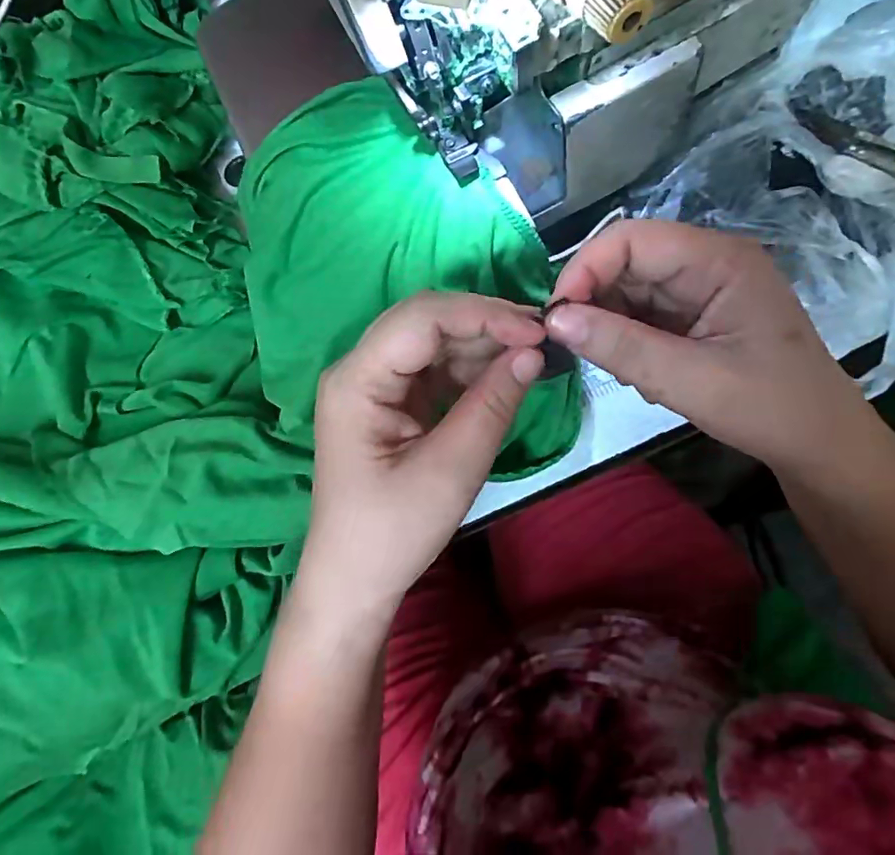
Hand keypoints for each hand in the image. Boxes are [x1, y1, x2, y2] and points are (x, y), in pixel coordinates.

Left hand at [302, 292, 546, 618]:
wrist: (354, 581)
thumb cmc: (394, 532)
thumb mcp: (451, 470)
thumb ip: (491, 404)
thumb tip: (533, 352)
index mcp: (356, 380)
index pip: (421, 319)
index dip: (482, 314)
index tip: (536, 330)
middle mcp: (358, 368)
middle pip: (424, 321)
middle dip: (484, 322)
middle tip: (540, 336)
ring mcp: (372, 383)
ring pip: (431, 340)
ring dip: (481, 342)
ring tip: (532, 352)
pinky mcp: (389, 401)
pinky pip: (433, 366)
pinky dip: (470, 366)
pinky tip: (505, 371)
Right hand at [545, 219, 876, 471]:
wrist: (821, 446)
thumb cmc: (770, 409)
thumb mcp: (692, 381)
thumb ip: (621, 348)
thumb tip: (553, 320)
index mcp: (718, 260)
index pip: (630, 239)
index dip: (585, 269)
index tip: (557, 317)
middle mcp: (706, 262)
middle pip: (625, 260)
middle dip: (593, 300)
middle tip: (571, 346)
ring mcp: (700, 288)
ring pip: (628, 287)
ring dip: (607, 322)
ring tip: (612, 365)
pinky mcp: (694, 313)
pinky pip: (640, 311)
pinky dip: (624, 337)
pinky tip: (634, 369)